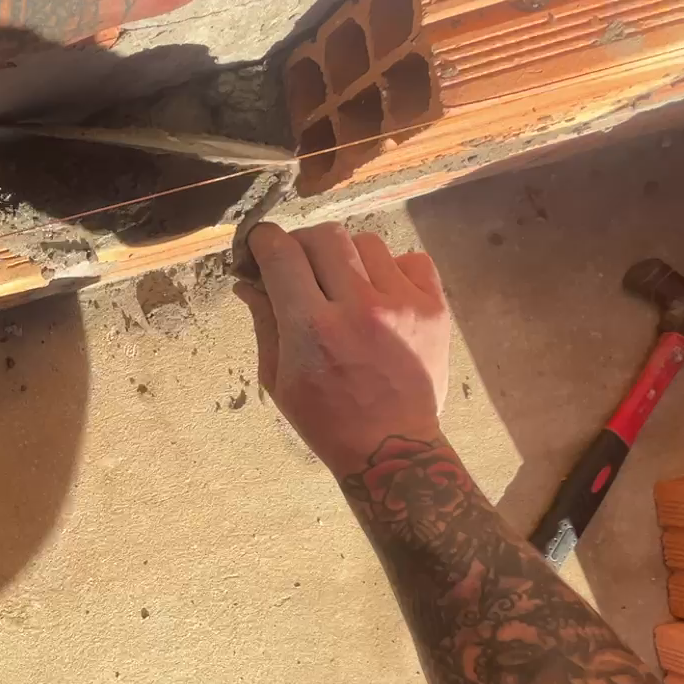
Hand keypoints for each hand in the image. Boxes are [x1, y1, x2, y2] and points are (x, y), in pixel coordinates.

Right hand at [236, 223, 451, 474]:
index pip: (282, 256)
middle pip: (324, 237)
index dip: (263, 240)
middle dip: (300, 242)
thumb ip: (265, 322)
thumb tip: (248, 282)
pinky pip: (408, 259)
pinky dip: (386, 267)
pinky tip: (376, 291)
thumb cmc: (322, 417)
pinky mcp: (434, 306)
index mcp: (310, 329)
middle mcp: (357, 307)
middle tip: (294, 262)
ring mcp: (401, 303)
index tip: (258, 243)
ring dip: (342, 255)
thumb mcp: (277, 377)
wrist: (390, 446)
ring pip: (365, 242)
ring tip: (338, 282)